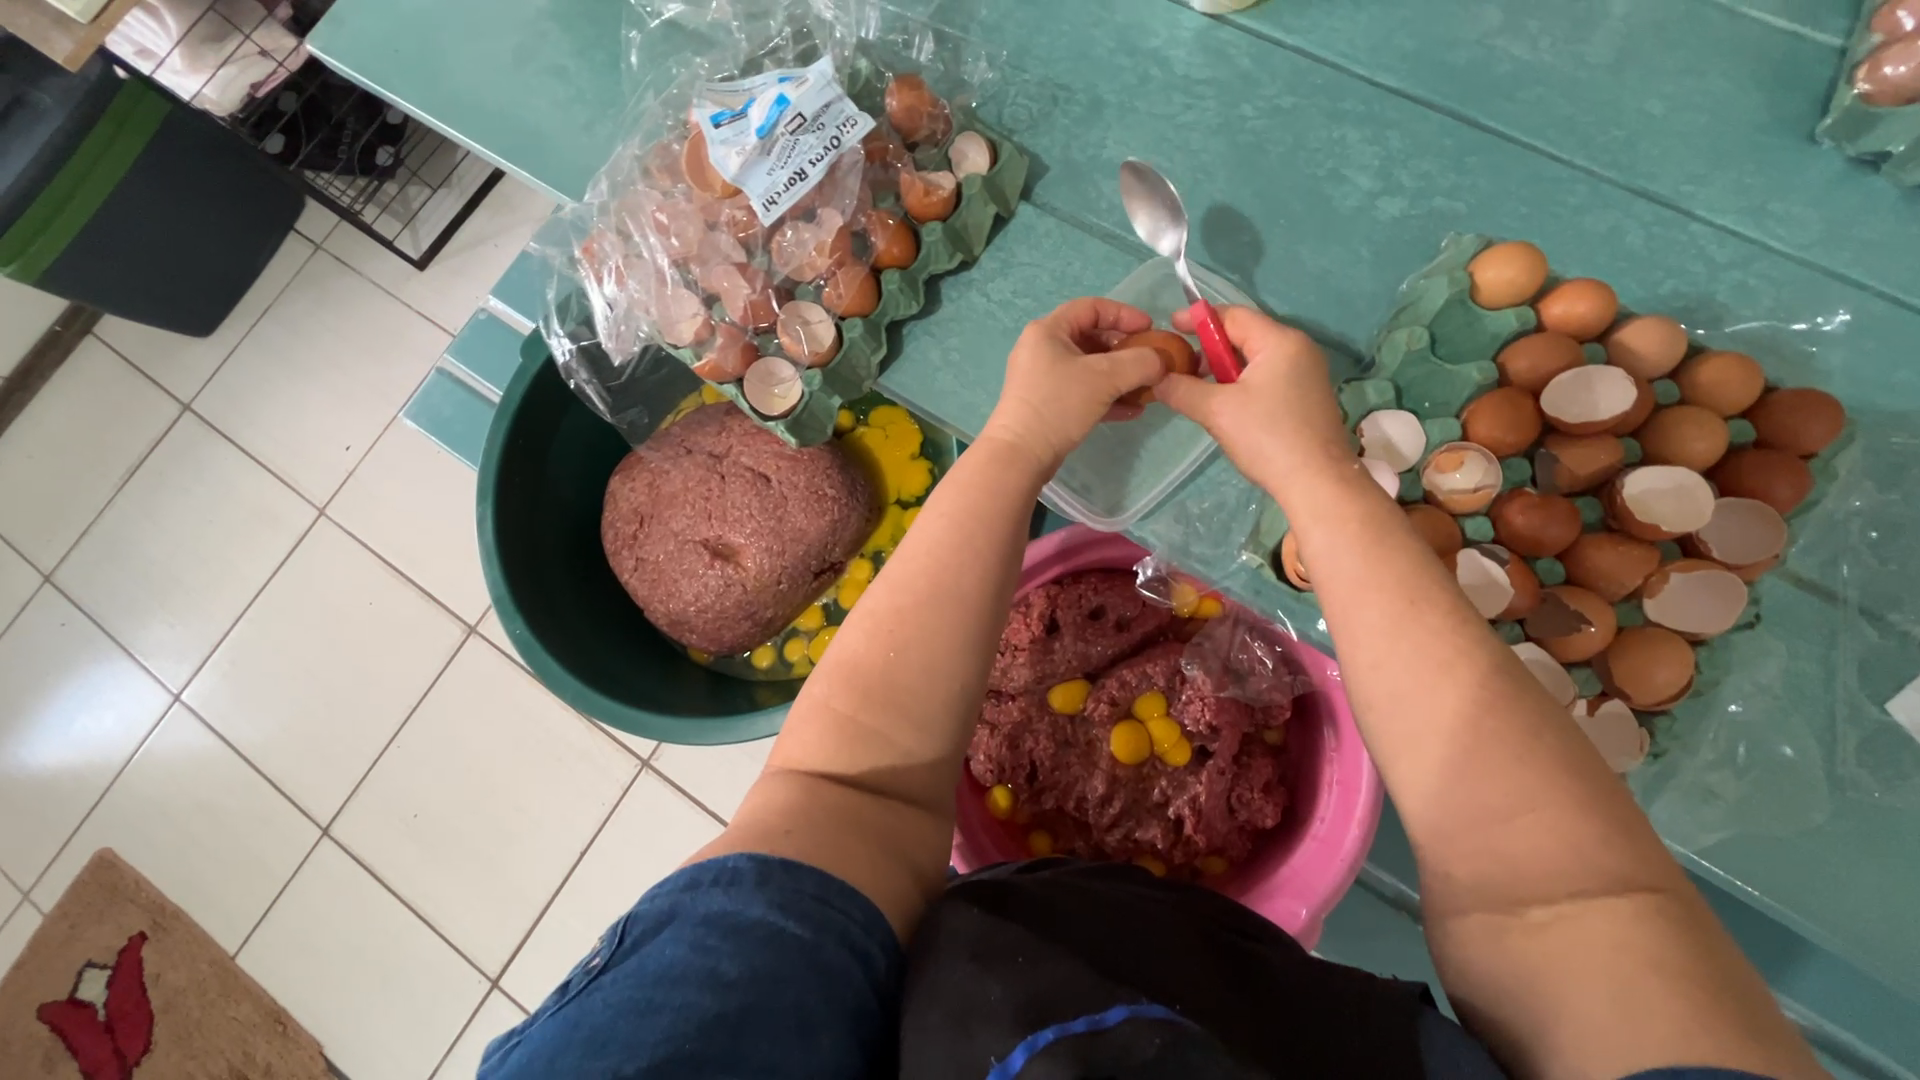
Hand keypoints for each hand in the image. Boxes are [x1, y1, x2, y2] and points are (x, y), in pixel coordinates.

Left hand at [980, 297, 1166, 471]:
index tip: (1150, 328)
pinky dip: (1106, 397)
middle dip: (1125, 350)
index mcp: (1048, 331)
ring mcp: (1043, 379)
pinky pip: (1082, 392)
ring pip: (1089, 369)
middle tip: (1149, 362)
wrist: (1020, 456)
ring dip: (1120, 377)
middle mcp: (1042, 349)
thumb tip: (1160, 360)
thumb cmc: (1058, 405)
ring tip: (1146, 389)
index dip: (1124, 314)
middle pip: (1091, 338)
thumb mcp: (1104, 378)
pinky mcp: (1047, 405)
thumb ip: (1139, 362)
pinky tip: (1132, 411)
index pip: (1091, 308)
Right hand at [1154, 306, 1353, 499]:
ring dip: (1224, 370)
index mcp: (1279, 341)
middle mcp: (1298, 349)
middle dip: (1209, 349)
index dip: (1198, 319)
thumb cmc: (1267, 438)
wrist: (1317, 482)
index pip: (1233, 316)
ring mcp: (1306, 374)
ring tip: (1198, 391)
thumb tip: (1157, 379)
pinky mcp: (1306, 397)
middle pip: (1245, 336)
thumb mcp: (1216, 411)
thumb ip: (1182, 389)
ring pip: (1254, 360)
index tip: (1170, 328)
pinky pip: (1267, 378)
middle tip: (1181, 368)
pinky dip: (1242, 384)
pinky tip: (1225, 407)